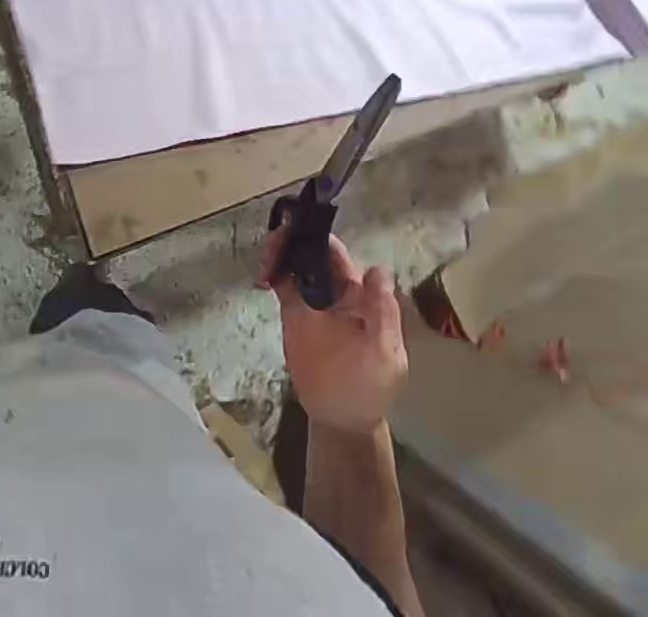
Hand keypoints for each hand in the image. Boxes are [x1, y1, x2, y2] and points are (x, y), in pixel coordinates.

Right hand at [257, 231, 408, 433]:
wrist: (341, 416)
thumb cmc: (371, 386)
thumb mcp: (386, 352)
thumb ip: (383, 312)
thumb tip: (377, 269)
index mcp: (360, 294)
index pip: (339, 257)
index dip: (320, 239)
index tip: (300, 231)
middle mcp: (334, 290)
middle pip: (311, 252)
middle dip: (292, 239)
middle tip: (275, 241)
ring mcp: (311, 300)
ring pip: (293, 263)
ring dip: (278, 252)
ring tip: (266, 260)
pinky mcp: (292, 313)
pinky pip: (281, 284)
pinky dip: (270, 273)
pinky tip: (262, 276)